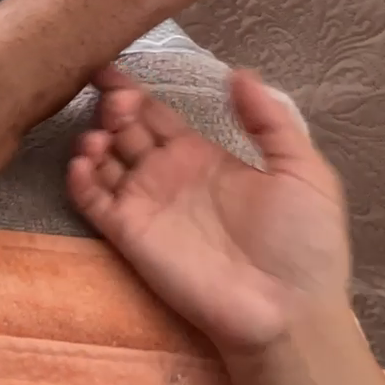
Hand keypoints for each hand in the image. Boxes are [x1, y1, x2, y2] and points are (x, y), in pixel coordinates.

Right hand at [68, 67, 351, 354]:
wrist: (287, 313)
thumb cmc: (302, 243)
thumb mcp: (304, 173)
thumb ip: (270, 120)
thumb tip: (238, 71)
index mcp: (200, 154)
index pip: (154, 112)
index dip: (133, 91)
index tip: (114, 71)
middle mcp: (163, 172)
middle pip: (122, 128)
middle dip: (112, 108)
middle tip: (115, 103)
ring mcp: (142, 200)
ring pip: (100, 159)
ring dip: (91, 140)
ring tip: (100, 137)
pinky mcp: (125, 230)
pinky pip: (90, 198)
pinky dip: (79, 177)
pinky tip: (87, 163)